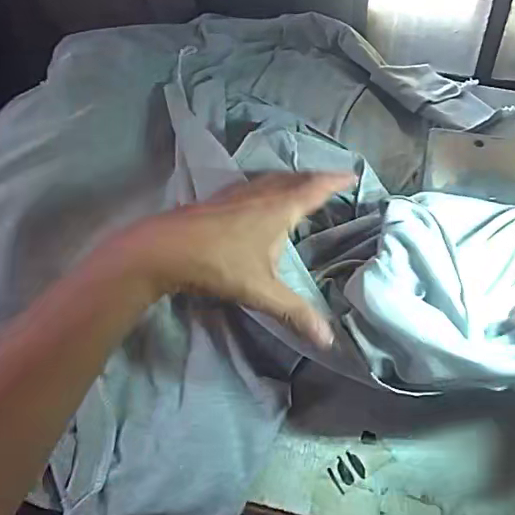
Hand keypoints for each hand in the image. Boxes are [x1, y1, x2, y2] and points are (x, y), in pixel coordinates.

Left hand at [95, 171, 352, 347]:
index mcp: (278, 209)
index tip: (352, 175)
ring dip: (289, 179)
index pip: (314, 190)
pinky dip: (265, 186)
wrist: (162, 249)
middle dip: (314, 178)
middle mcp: (260, 195)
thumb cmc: (218, 265)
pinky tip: (257, 198)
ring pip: (270, 180)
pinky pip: (251, 185)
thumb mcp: (260, 291)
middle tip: (330, 181)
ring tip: (299, 186)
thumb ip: (294, 313)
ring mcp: (235, 194)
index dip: (335, 181)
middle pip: (293, 179)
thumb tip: (328, 339)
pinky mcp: (216, 200)